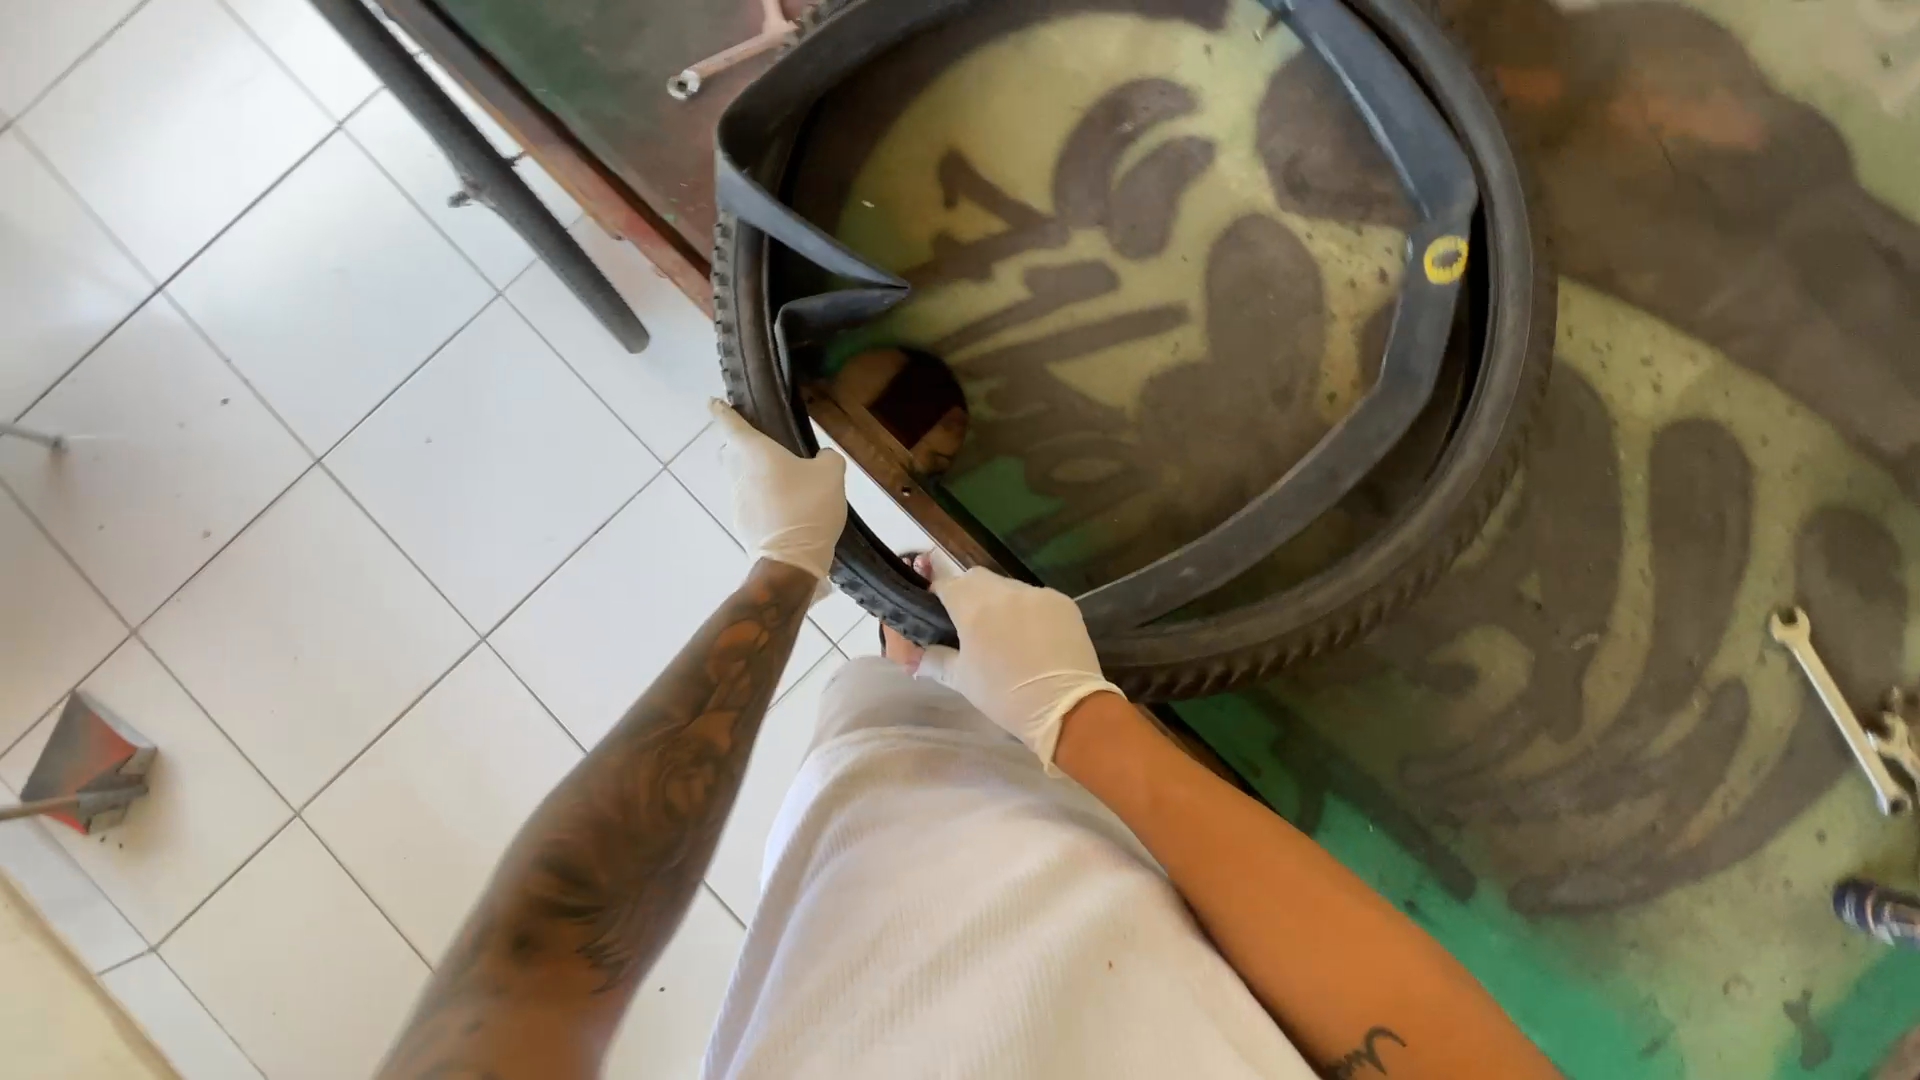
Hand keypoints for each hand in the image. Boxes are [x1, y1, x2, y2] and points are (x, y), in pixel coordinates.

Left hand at [709, 400, 847, 580]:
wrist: (791, 561)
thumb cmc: (808, 507)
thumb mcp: (831, 475)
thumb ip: (827, 458)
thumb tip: (822, 458)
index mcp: (755, 452)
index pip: (731, 423)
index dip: (722, 411)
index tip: (714, 403)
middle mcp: (738, 472)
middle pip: (731, 452)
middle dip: (740, 446)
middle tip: (765, 449)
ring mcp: (737, 500)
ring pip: (740, 479)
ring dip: (756, 478)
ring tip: (785, 487)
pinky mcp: (741, 523)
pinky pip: (750, 503)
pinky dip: (762, 502)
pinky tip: (786, 511)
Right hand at [915, 567, 1123, 770]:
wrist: (1065, 707)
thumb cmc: (1005, 696)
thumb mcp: (962, 680)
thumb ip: (934, 661)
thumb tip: (910, 658)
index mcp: (973, 608)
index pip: (945, 584)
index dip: (938, 596)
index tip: (939, 614)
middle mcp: (1004, 592)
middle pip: (976, 579)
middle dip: (968, 594)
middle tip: (971, 624)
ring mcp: (1036, 594)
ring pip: (1007, 586)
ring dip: (999, 601)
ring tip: (1005, 632)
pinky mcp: (1062, 601)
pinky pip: (1035, 597)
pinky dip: (1028, 609)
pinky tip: (1033, 635)